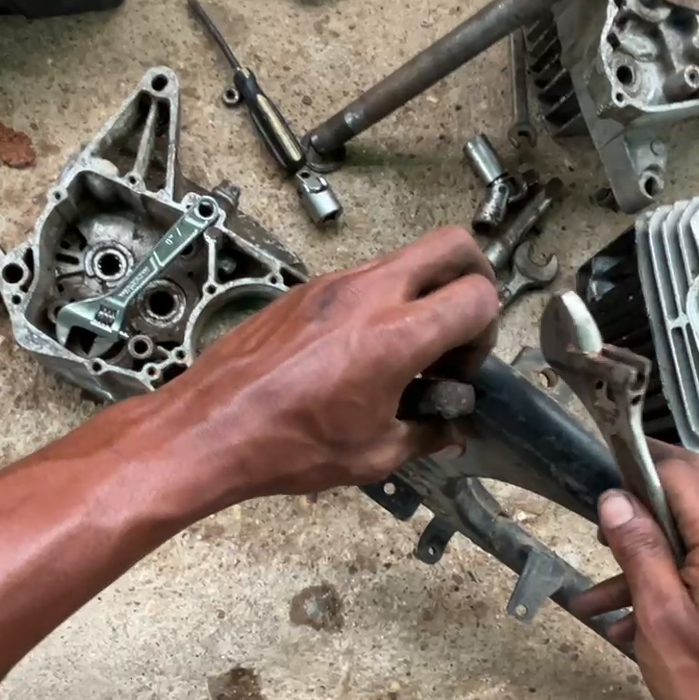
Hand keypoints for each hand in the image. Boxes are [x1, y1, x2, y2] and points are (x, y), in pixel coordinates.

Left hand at [166, 226, 498, 498]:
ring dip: (423, 296)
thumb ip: (426, 436)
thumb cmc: (285, 444)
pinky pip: (362, 280)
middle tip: (460, 328)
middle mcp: (368, 294)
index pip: (478, 295)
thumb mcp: (373, 454)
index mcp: (395, 335)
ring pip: (405, 260)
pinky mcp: (305, 291)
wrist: (211, 428)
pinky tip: (361, 356)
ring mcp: (332, 285)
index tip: (464, 366)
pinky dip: (381, 304)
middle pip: (452, 244)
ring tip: (405, 354)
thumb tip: (448, 431)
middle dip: (474, 278)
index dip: (487, 330)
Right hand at [567, 443, 698, 699]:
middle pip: (694, 492)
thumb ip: (639, 549)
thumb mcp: (661, 616)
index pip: (680, 471)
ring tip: (599, 598)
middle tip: (598, 535)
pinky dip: (678, 578)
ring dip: (651, 555)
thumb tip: (614, 498)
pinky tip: (637, 622)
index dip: (635, 470)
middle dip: (641, 509)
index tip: (598, 485)